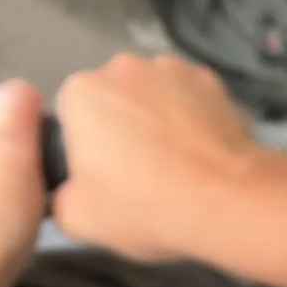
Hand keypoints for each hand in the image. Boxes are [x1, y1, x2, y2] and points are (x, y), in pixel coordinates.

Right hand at [52, 54, 262, 261]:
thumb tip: (70, 188)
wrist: (227, 201)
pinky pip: (187, 94)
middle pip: (110, 96)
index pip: (70, 112)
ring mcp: (169, 68)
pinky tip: (199, 148)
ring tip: (173, 158)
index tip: (99, 172)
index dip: (82, 143)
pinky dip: (189, 113)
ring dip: (153, 115)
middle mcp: (121, 67)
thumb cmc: (142, 204)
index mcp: (81, 92)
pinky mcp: (209, 78)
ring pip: (150, 91)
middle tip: (135, 168)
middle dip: (117, 123)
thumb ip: (59, 194)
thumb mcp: (77, 218)